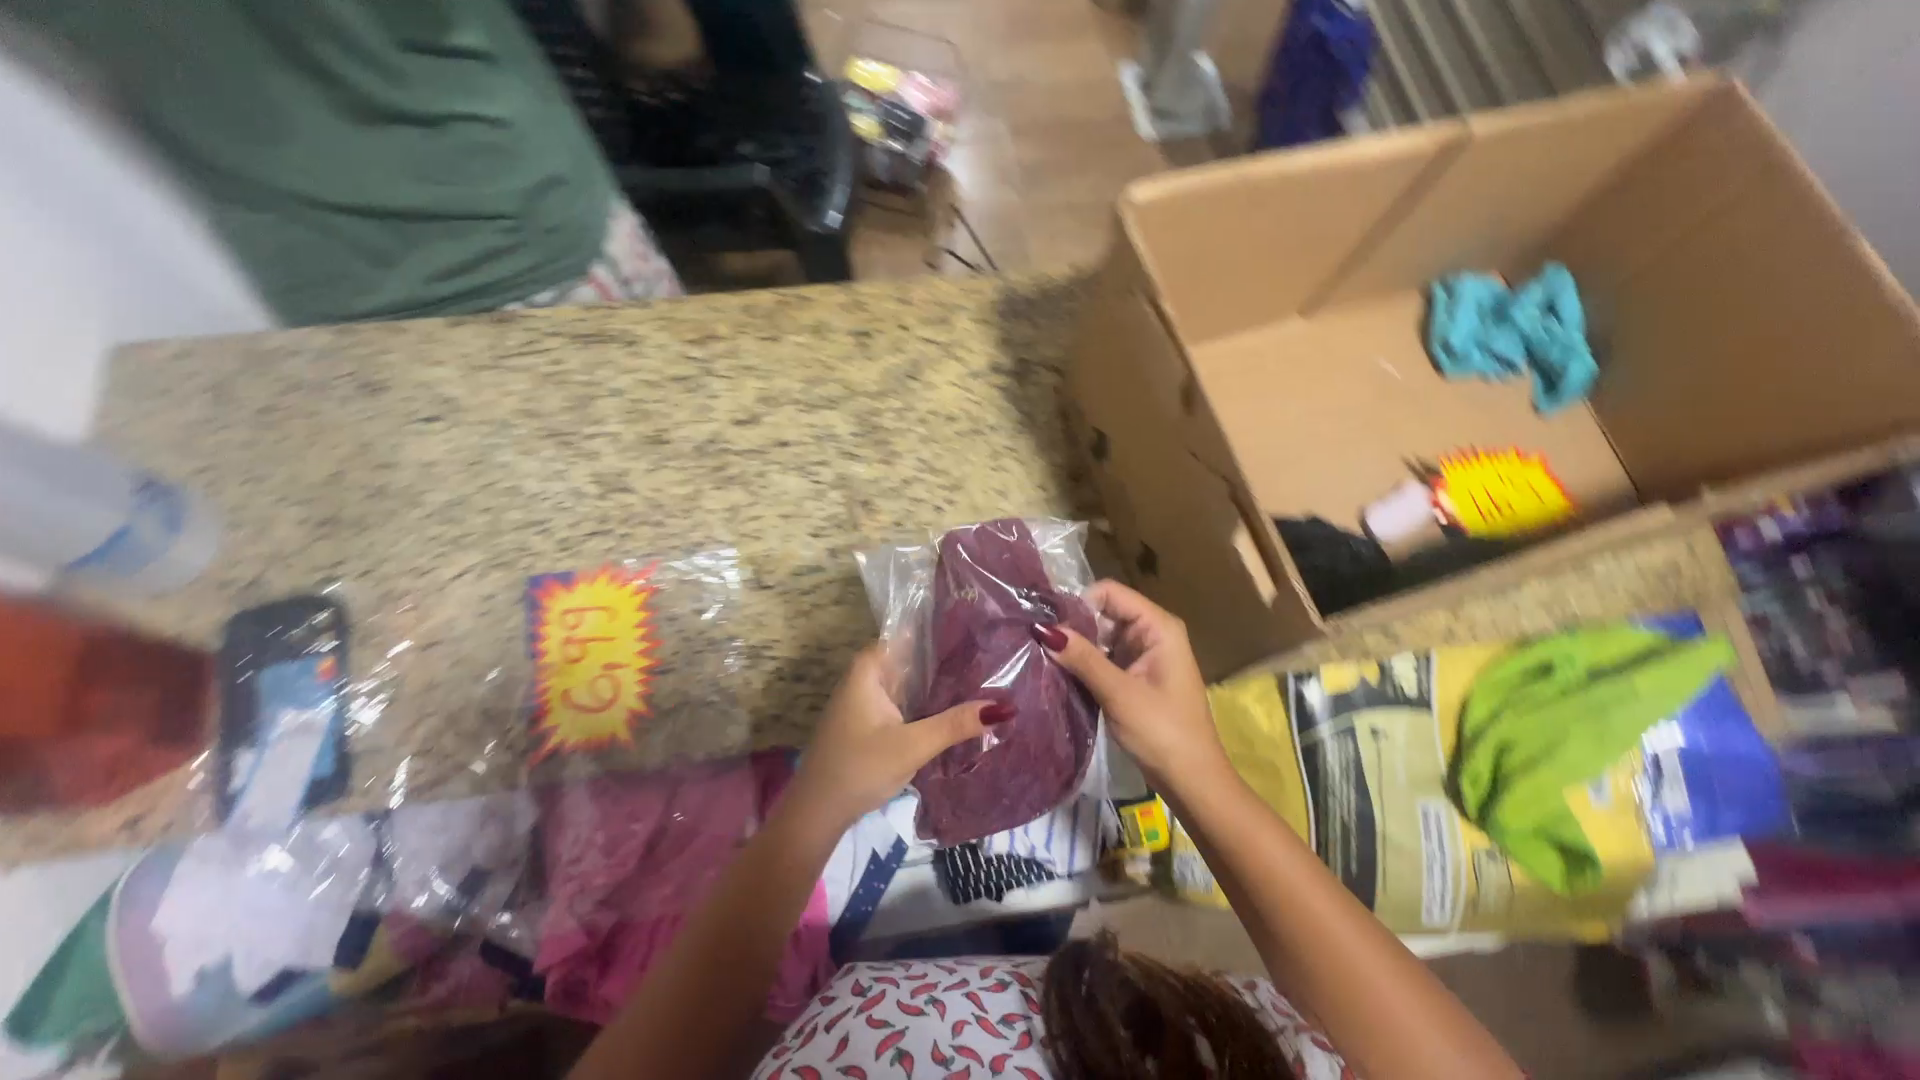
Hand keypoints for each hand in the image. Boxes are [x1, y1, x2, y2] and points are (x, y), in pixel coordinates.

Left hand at [784, 644, 1010, 834]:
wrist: (817, 811)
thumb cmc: (860, 768)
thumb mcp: (913, 745)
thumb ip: (955, 724)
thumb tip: (1006, 706)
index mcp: (867, 671)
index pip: (904, 634)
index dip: (936, 628)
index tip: (973, 623)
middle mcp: (863, 680)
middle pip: (907, 659)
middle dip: (941, 656)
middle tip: (987, 649)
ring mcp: (864, 704)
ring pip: (905, 684)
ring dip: (934, 682)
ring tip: (981, 674)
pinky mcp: (868, 726)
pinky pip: (901, 703)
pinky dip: (923, 702)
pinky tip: (951, 708)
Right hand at [1032, 580, 1226, 788]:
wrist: (1192, 780)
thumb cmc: (1162, 732)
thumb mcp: (1119, 693)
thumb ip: (1082, 658)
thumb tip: (1042, 628)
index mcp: (1158, 627)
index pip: (1110, 593)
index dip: (1078, 602)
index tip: (1047, 624)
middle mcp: (1152, 634)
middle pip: (1104, 613)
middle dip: (1073, 625)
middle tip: (1036, 642)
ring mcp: (1144, 656)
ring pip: (1101, 637)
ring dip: (1076, 647)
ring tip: (1041, 657)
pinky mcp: (1135, 678)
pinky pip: (1104, 659)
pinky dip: (1084, 665)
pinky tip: (1060, 674)